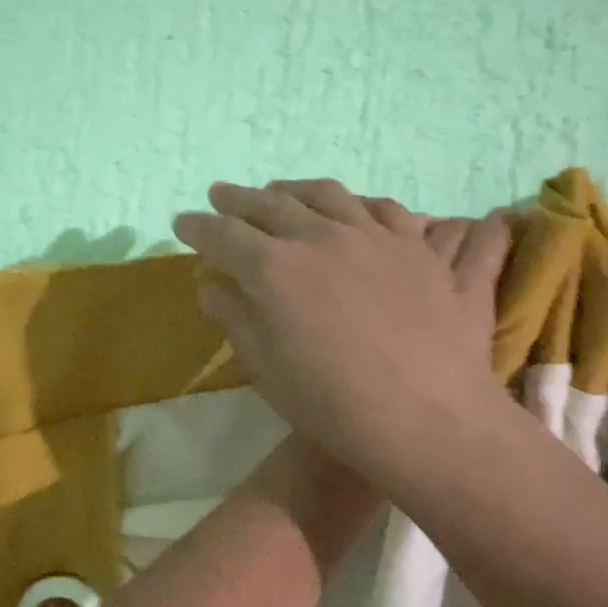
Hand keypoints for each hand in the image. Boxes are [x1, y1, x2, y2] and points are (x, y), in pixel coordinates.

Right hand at [173, 178, 511, 482]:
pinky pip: (386, 210)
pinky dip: (360, 203)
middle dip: (240, 199)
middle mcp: (322, 237)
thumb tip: (211, 285)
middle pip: (272, 205)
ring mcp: (376, 236)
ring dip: (296, 190)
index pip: (224, 235)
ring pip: (329, 195)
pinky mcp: (419, 248)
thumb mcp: (267, 370)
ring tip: (282, 192)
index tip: (183, 224)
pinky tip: (356, 208)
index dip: (198, 228)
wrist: (424, 416)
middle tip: (221, 195)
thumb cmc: (332, 406)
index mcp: (275, 269)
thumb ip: (236, 319)